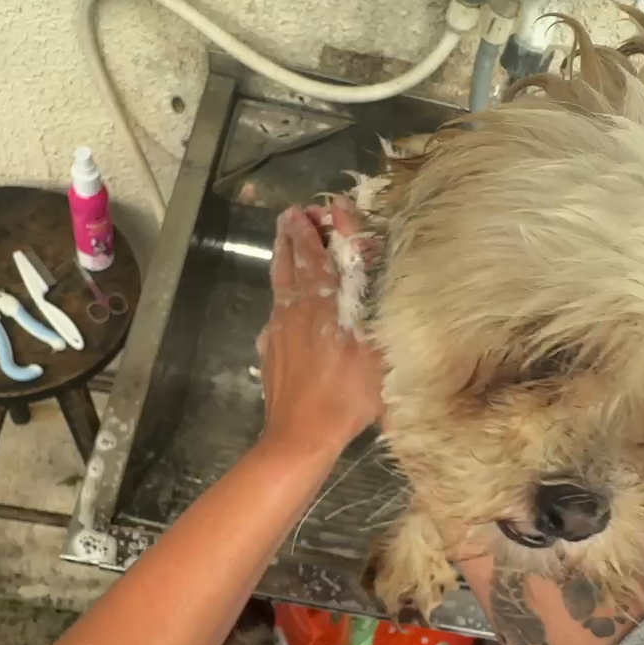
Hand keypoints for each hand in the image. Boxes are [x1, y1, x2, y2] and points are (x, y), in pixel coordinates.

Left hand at [256, 201, 383, 458]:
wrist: (300, 435)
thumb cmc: (346, 395)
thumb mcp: (373, 350)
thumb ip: (368, 308)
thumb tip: (365, 274)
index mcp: (322, 303)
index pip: (319, 255)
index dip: (320, 230)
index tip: (318, 209)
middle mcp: (294, 309)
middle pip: (291, 262)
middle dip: (293, 236)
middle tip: (293, 216)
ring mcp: (277, 330)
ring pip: (279, 284)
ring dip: (284, 259)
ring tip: (286, 243)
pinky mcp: (270, 351)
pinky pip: (275, 312)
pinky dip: (281, 296)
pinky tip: (285, 304)